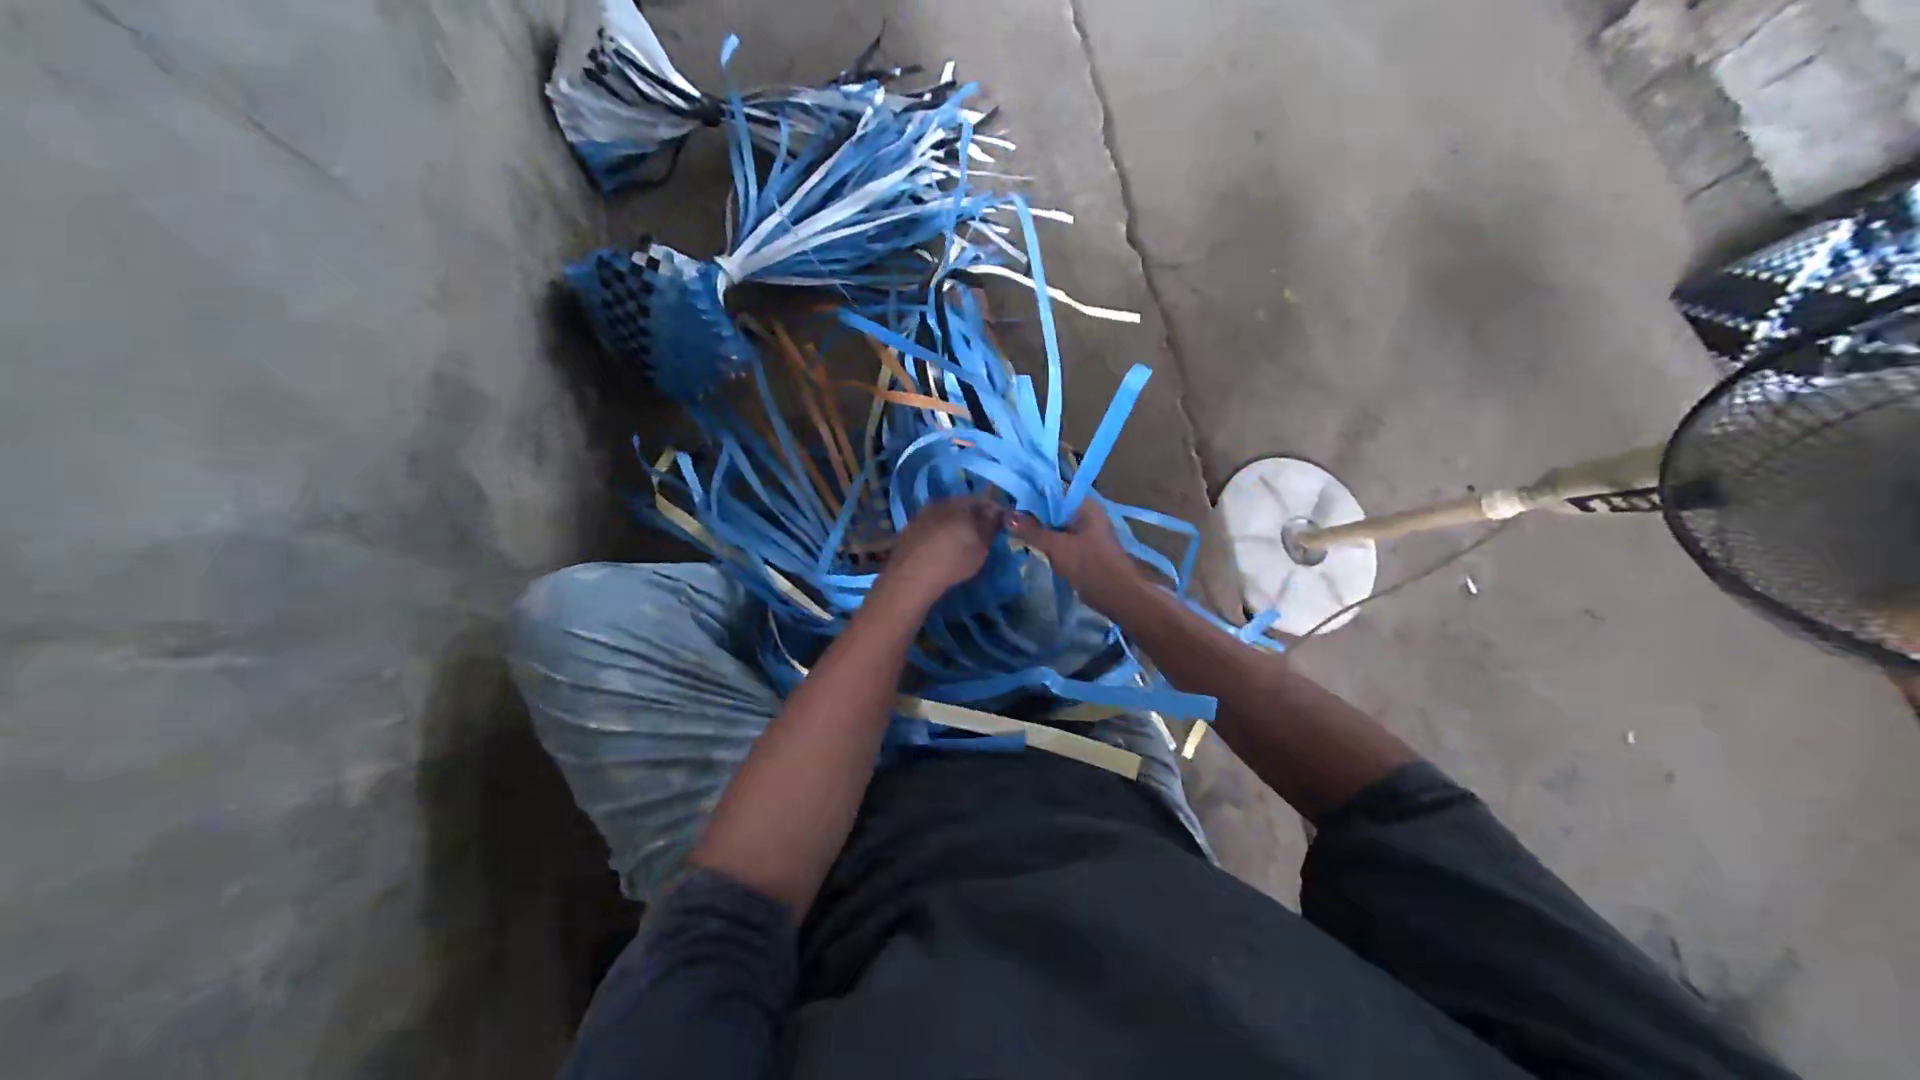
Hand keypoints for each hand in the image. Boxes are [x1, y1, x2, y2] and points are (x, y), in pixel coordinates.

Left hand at [878, 496, 1002, 606]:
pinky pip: (930, 527)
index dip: (994, 513)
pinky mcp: (908, 529)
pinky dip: (939, 534)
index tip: (1000, 526)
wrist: (911, 576)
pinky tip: (940, 549)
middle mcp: (940, 503)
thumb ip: (990, 527)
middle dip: (973, 518)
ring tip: (961, 544)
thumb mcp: (981, 547)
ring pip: (944, 515)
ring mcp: (921, 514)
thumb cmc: (953, 559)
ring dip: (954, 525)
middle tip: (982, 535)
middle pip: (962, 506)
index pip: (983, 501)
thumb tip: (996, 514)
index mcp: (960, 503)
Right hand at [1007, 503, 1149, 616]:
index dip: (1030, 493)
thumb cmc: (1090, 566)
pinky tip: (1028, 545)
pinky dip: (1046, 541)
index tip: (1008, 500)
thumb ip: (1031, 531)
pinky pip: (1059, 539)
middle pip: (1052, 507)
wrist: (1118, 596)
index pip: (1053, 490)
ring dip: (1037, 529)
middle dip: (1031, 513)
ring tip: (1012, 530)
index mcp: (1085, 505)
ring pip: (1054, 524)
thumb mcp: (1057, 546)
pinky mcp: (1082, 548)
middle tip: (1006, 517)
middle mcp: (1085, 513)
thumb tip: (1006, 516)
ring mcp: (1084, 531)